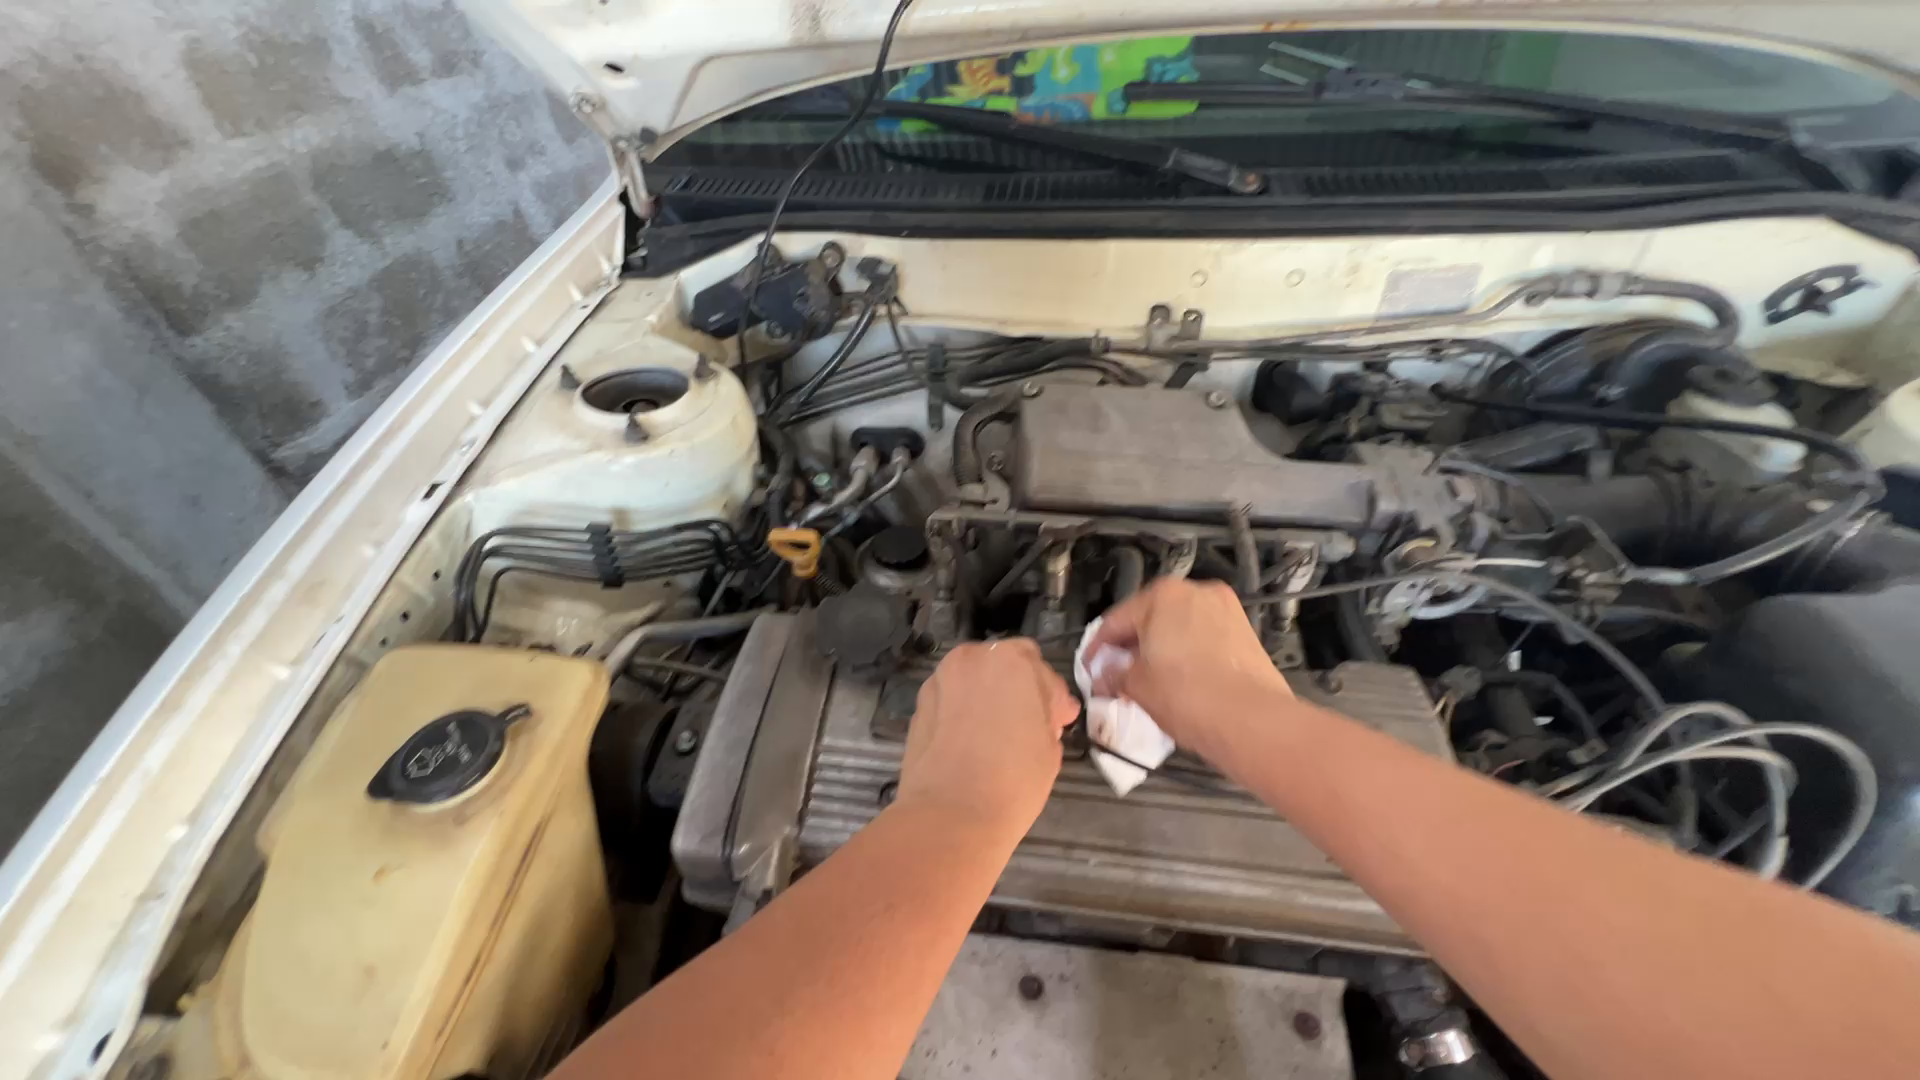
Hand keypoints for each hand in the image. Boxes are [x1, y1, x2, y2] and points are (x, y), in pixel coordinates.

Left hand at [897, 639, 1079, 838]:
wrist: (950, 815)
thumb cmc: (1013, 779)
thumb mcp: (1050, 746)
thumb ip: (1048, 715)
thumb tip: (1047, 712)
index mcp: (1010, 660)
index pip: (1041, 670)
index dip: (1052, 699)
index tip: (1057, 724)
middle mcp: (971, 659)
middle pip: (1002, 665)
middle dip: (1017, 689)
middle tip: (1027, 726)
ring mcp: (939, 681)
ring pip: (973, 681)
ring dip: (986, 698)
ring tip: (995, 736)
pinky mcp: (918, 706)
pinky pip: (950, 701)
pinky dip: (962, 713)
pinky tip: (969, 744)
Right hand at [1086, 579, 1292, 759]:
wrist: (1252, 721)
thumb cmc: (1185, 695)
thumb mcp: (1137, 686)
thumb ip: (1114, 675)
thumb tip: (1105, 677)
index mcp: (1162, 595)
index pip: (1116, 620)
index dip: (1096, 648)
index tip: (1088, 669)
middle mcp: (1195, 591)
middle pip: (1150, 618)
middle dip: (1131, 645)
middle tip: (1115, 674)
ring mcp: (1225, 609)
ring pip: (1179, 626)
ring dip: (1160, 648)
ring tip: (1147, 678)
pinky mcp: (1245, 631)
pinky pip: (1203, 638)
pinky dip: (1187, 653)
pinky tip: (1179, 678)